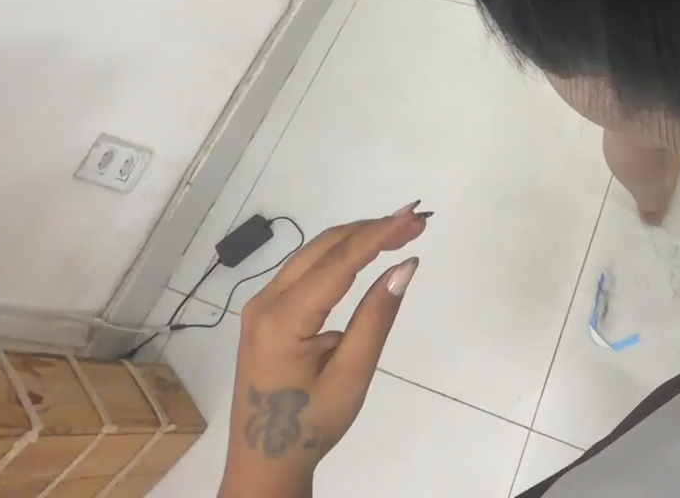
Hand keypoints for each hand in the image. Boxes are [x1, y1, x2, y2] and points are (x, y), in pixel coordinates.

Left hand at [217, 204, 429, 497]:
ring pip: (315, 251)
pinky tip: (368, 249)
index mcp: (283, 319)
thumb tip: (406, 264)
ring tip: (400, 229)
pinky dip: (343, 251)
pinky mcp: (267, 309)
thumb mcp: (352, 375)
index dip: (379, 234)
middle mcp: (266, 301)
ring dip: (359, 236)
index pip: (339, 261)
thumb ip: (377, 316)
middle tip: (417, 222)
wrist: (263, 462)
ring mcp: (262, 303)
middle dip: (372, 228)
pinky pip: (308, 265)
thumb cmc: (310, 424)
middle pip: (325, 247)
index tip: (416, 217)